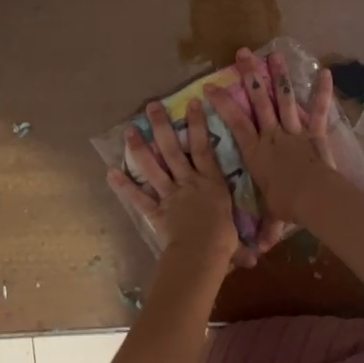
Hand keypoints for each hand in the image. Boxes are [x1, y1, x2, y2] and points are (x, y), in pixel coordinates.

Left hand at [107, 99, 250, 270]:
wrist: (202, 252)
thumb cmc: (224, 241)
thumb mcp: (237, 236)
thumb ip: (241, 243)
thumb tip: (254, 260)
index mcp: (212, 182)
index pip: (204, 147)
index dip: (198, 123)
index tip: (192, 102)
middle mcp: (190, 182)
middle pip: (173, 149)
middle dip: (162, 126)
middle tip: (151, 107)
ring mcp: (170, 195)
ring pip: (153, 167)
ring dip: (140, 148)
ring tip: (129, 130)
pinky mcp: (156, 210)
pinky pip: (138, 197)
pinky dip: (124, 185)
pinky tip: (110, 172)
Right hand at [203, 48, 336, 243]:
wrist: (313, 198)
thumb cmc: (287, 205)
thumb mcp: (271, 217)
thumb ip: (264, 230)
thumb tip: (255, 254)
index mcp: (256, 152)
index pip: (235, 123)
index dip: (223, 103)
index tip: (210, 87)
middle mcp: (272, 135)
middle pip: (258, 101)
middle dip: (250, 76)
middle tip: (242, 53)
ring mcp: (294, 131)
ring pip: (284, 99)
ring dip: (280, 76)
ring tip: (275, 54)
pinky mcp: (315, 133)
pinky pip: (318, 111)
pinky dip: (323, 93)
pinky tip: (326, 72)